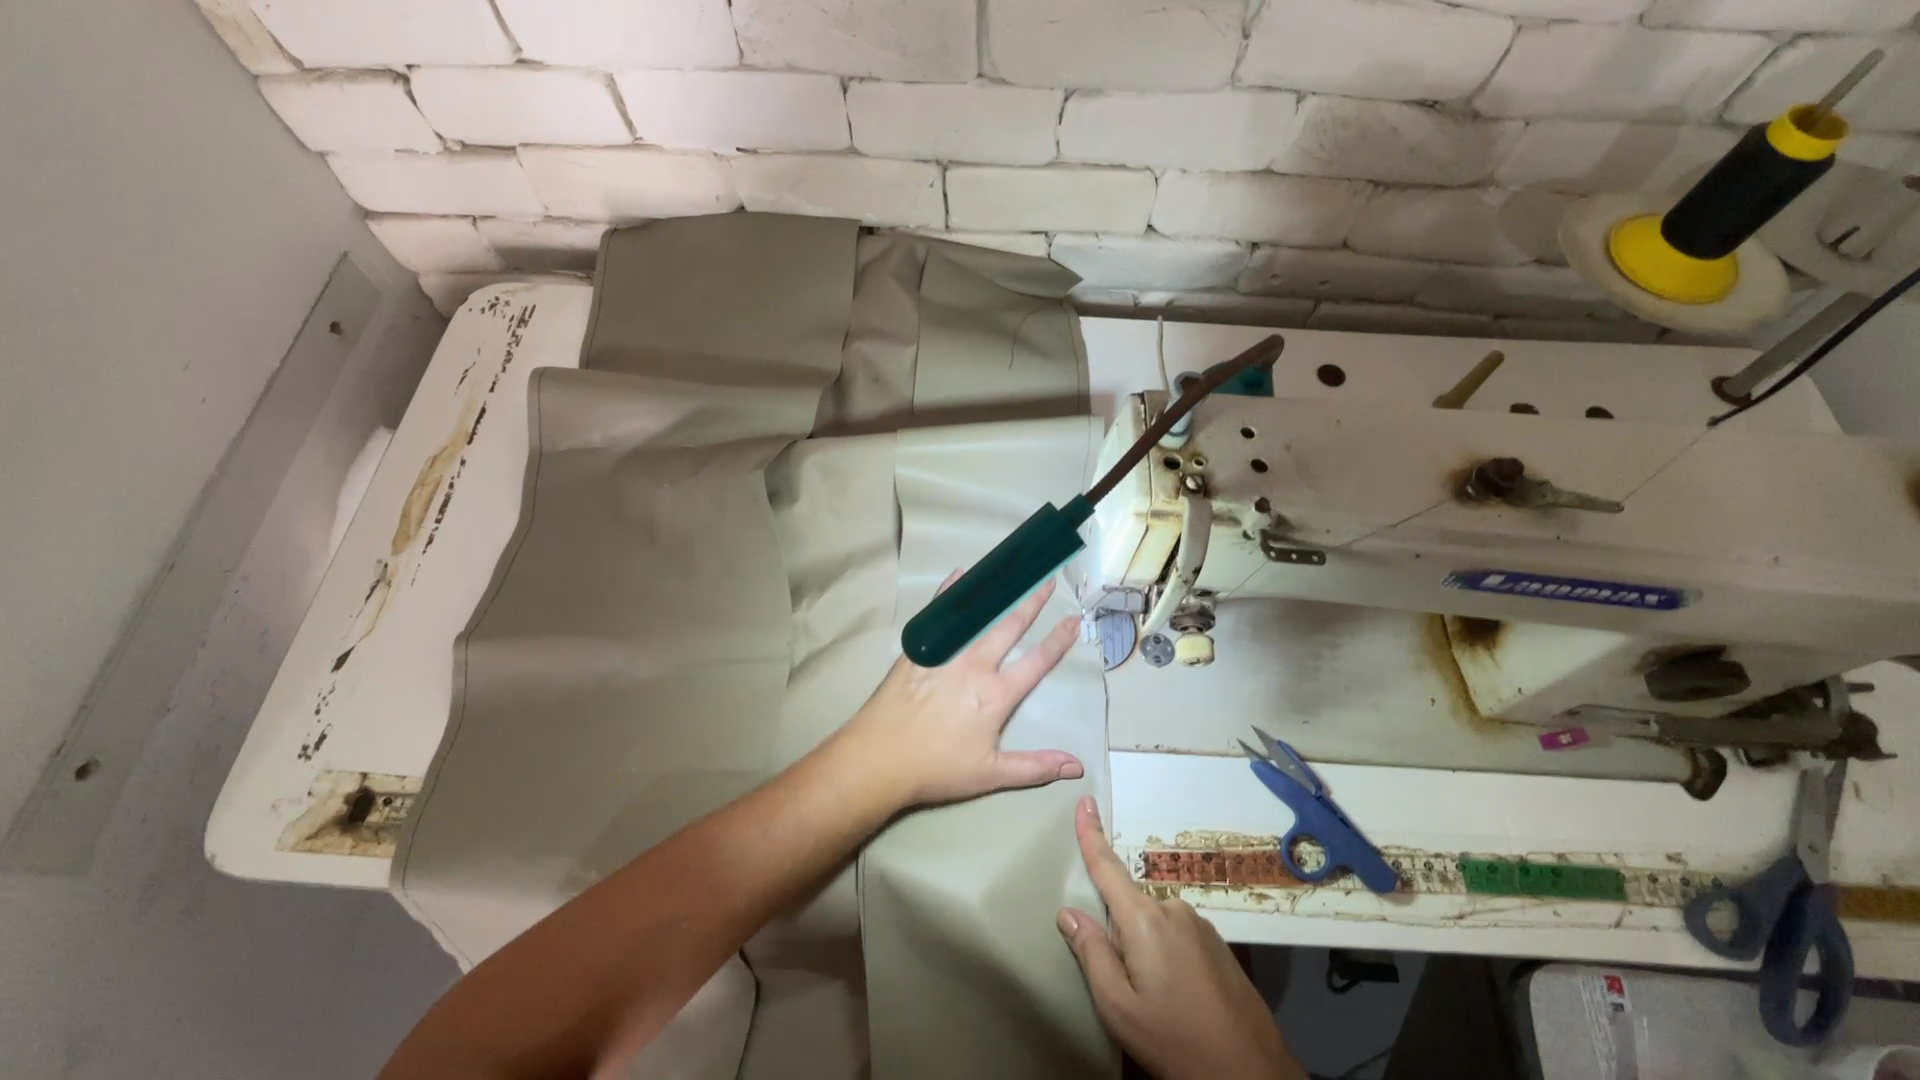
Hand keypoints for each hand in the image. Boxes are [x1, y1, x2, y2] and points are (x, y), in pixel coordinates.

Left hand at [835, 575, 1083, 807]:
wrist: (878, 759)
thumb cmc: (936, 769)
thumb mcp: (990, 775)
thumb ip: (1035, 767)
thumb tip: (1076, 766)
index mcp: (996, 695)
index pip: (1037, 662)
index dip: (1059, 640)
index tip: (1074, 619)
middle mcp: (974, 666)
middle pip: (1009, 627)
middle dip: (1031, 602)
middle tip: (1047, 581)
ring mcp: (944, 655)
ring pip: (976, 616)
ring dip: (996, 593)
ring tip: (1012, 573)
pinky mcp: (917, 652)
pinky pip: (937, 616)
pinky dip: (949, 595)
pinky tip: (958, 576)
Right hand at [1058, 797, 1303, 1079]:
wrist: (1249, 1073)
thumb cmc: (1174, 1038)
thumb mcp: (1118, 1005)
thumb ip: (1091, 953)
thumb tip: (1069, 913)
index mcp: (1145, 920)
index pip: (1108, 868)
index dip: (1092, 834)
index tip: (1085, 801)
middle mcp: (1174, 910)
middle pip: (1129, 907)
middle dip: (1119, 936)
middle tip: (1129, 989)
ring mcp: (1201, 926)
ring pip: (1154, 926)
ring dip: (1146, 951)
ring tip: (1157, 1002)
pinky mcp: (1219, 945)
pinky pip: (1177, 938)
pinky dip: (1168, 959)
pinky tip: (1179, 999)